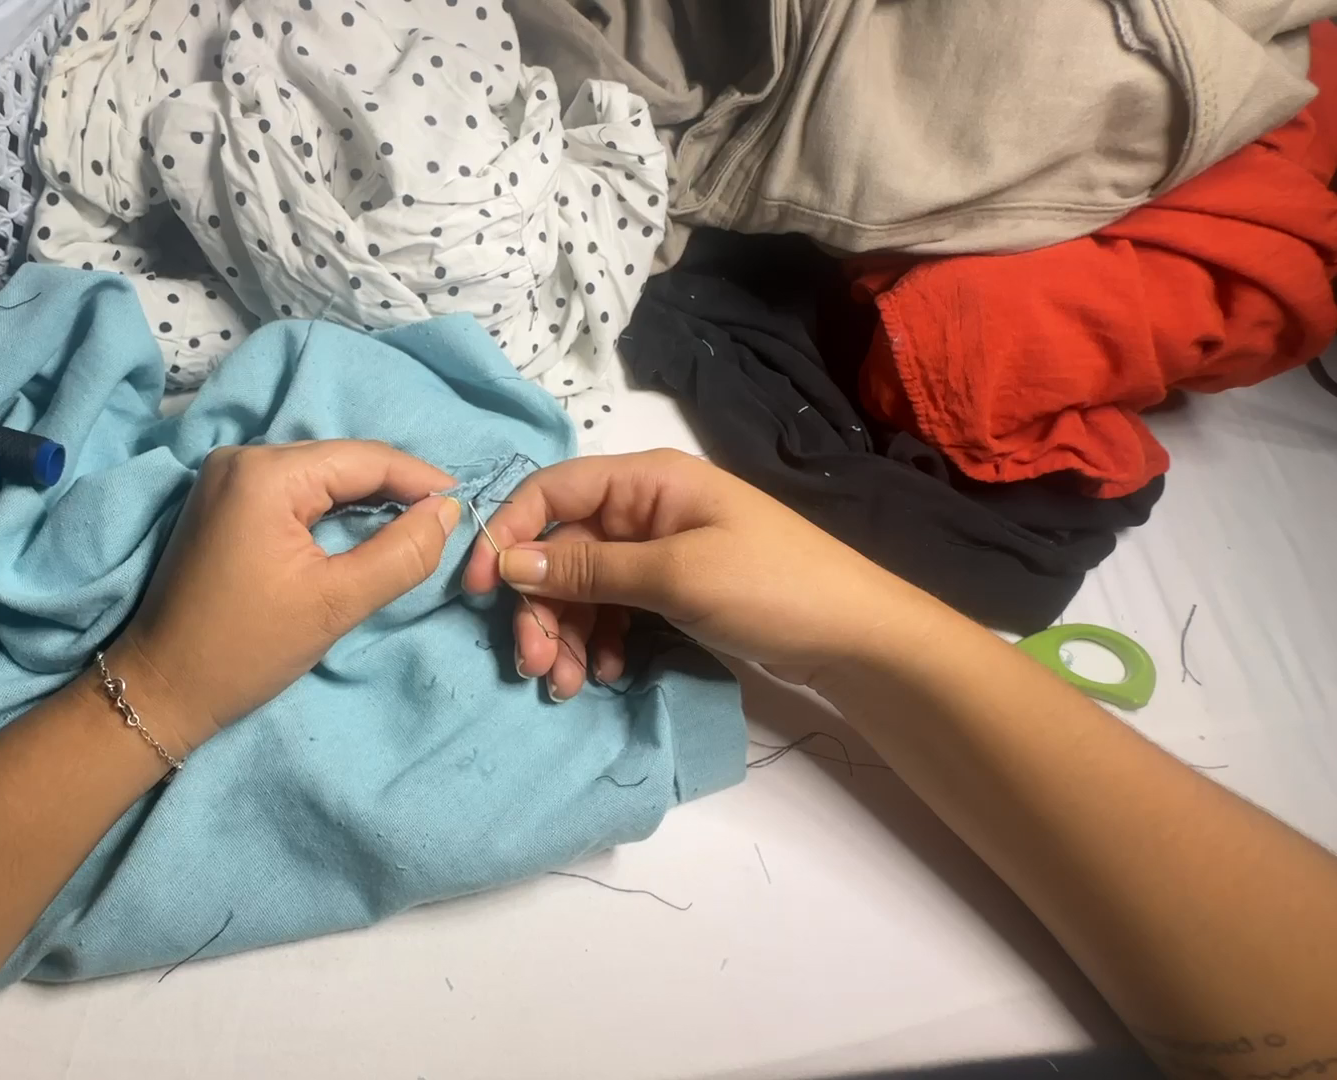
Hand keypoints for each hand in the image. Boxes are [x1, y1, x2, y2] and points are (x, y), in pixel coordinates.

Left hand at [104, 440, 460, 751]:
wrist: (160, 688)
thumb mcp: (336, 603)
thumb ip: (402, 554)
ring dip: (366, 497)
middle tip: (442, 518)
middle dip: (395, 487)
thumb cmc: (246, 649)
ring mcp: (228, 477)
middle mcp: (243, 459)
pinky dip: (333, 507)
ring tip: (413, 522)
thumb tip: (446, 512)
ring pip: (320, 474)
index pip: (363, 459)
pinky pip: (295, 490)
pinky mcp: (224, 499)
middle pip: (341, 461)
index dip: (419, 478)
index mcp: (266, 474)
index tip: (463, 501)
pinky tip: (362, 525)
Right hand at [462, 449, 954, 695]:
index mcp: (643, 482)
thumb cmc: (772, 587)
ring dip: (564, 633)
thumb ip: (589, 567)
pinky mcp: (662, 588)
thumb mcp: (675, 574)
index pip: (551, 491)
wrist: (857, 641)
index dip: (507, 532)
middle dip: (540, 606)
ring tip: (566, 683)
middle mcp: (639, 509)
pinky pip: (608, 607)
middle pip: (560, 549)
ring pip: (579, 585)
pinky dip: (597, 639)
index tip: (478, 588)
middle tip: (532, 664)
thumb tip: (508, 561)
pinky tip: (603, 671)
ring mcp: (651, 551)